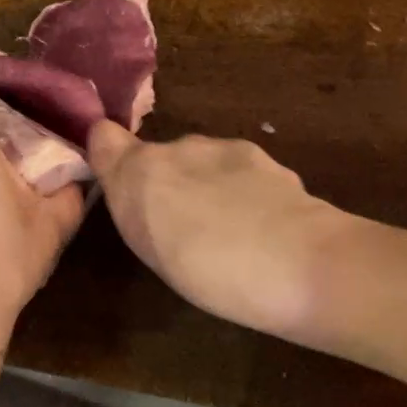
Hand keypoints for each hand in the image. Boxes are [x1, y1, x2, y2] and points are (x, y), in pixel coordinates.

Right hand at [88, 122, 354, 342]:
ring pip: (202, 163)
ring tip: (229, 233)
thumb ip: (136, 205)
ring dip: (207, 186)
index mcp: (136, 171)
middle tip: (182, 226)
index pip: (104, 137)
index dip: (109, 154)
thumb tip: (132, 180)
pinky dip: (245, 192)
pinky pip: (241, 173)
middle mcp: (175, 148)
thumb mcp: (151, 247)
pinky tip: (265, 229)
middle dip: (167, 181)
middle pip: (159, 155)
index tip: (117, 182)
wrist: (303, 264)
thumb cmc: (211, 270)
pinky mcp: (267, 160)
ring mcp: (223, 150)